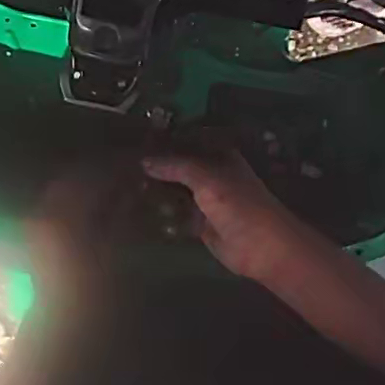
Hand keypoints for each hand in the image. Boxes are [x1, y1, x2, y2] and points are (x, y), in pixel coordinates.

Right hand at [141, 149, 339, 282]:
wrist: (261, 246)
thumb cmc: (238, 203)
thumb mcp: (206, 177)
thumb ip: (175, 166)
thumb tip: (144, 161)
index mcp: (218, 155)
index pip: (187, 140)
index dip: (165, 139)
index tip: (137, 138)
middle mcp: (210, 174)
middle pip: (179, 166)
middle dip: (157, 166)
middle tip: (124, 162)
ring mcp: (204, 199)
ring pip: (175, 190)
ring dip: (156, 190)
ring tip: (124, 184)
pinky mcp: (198, 223)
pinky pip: (175, 214)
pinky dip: (161, 213)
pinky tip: (136, 209)